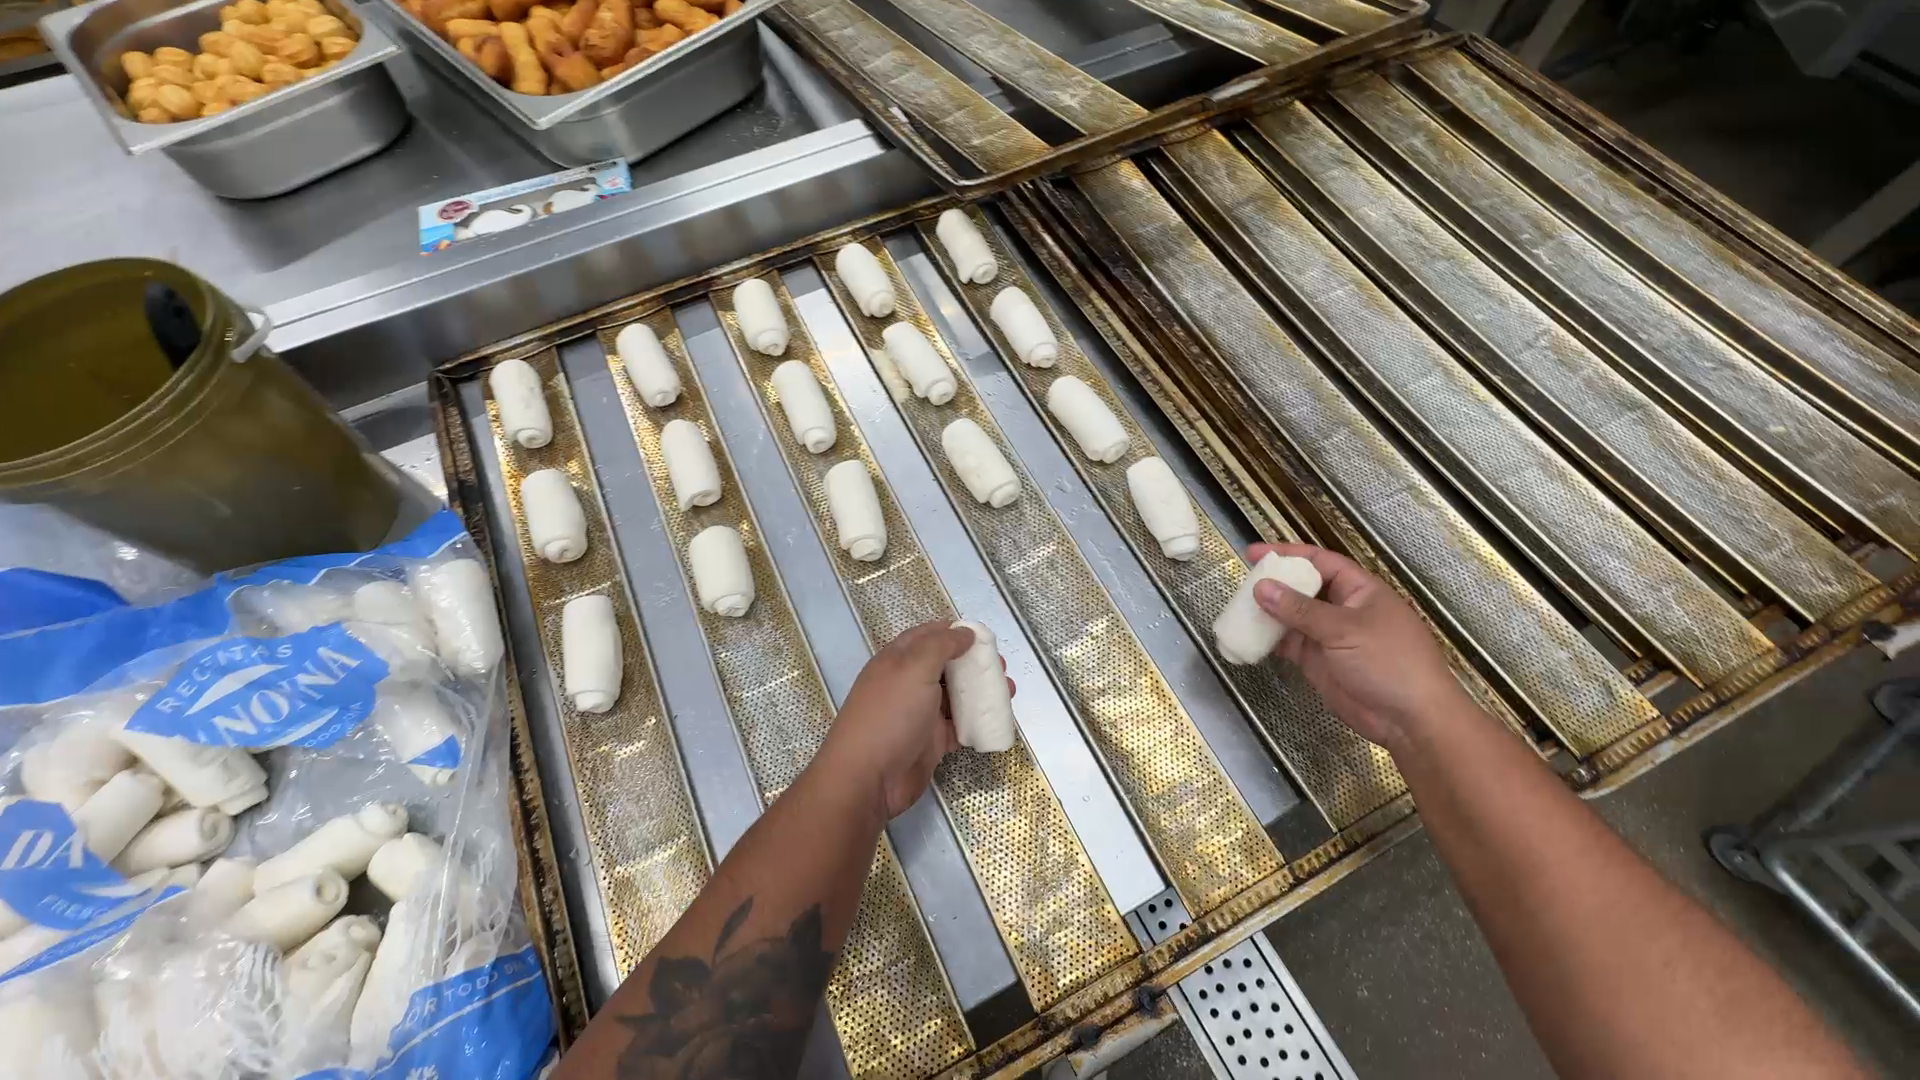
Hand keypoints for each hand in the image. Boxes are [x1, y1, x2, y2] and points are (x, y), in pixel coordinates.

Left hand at [818, 620, 1010, 821]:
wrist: (869, 777)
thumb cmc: (890, 715)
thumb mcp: (914, 668)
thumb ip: (941, 645)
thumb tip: (964, 632)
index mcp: (898, 660)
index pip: (927, 636)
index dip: (953, 631)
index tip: (982, 635)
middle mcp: (909, 684)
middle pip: (946, 666)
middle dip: (974, 663)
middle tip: (1001, 666)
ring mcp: (920, 714)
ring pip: (956, 697)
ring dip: (980, 692)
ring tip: (1009, 690)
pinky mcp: (931, 742)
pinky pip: (959, 727)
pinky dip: (977, 722)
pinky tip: (997, 719)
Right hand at [1249, 543, 1465, 750]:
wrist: (1410, 719)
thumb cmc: (1389, 662)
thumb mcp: (1344, 629)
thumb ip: (1300, 609)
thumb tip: (1261, 588)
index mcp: (1359, 590)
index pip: (1319, 562)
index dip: (1288, 554)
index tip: (1255, 553)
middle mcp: (1342, 609)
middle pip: (1302, 588)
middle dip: (1273, 584)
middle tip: (1241, 583)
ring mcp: (1329, 636)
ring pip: (1291, 616)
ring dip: (1267, 613)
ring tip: (1237, 609)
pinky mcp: (1318, 661)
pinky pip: (1288, 644)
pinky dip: (1268, 640)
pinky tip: (1247, 637)